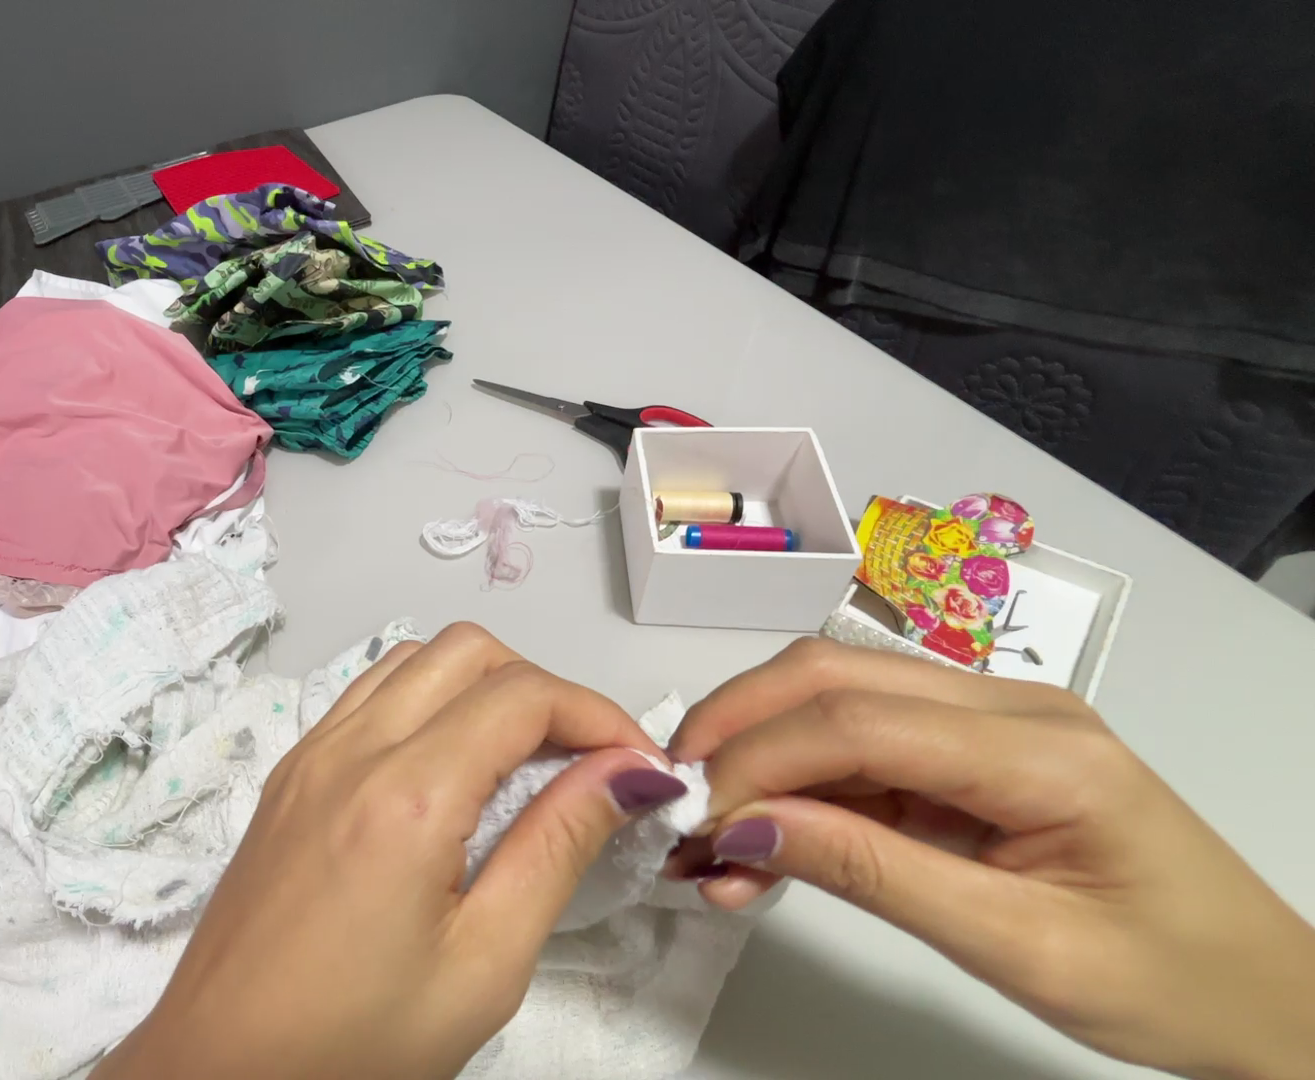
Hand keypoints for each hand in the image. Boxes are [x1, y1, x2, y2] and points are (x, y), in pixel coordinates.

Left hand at [92, 623, 687, 1079]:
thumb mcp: (484, 963)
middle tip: (582, 760)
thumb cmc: (355, 1043)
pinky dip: (427, 699)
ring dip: (482, 685)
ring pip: (415, 659)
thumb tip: (625, 773)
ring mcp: (312, 750)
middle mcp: (352, 746)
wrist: (217, 1068)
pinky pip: (370, 693)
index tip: (639, 765)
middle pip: (467, 651)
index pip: (521, 696)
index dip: (597, 713)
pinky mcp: (292, 769)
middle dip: (542, 688)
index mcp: (405, 793)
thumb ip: (558, 848)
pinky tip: (448, 763)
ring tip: (521, 758)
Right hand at [667, 639, 1314, 1079]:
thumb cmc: (1171, 984)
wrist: (1271, 999)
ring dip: (751, 750)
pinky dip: (787, 777)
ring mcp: (977, 712)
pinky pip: (845, 738)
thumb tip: (739, 830)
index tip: (695, 821)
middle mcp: (1003, 702)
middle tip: (679, 799)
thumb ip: (870, 874)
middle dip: (733, 727)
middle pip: (826, 676)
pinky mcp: (954, 739)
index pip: (856, 723)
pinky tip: (759, 832)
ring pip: (823, 694)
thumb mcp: (1020, 949)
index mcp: (1044, 751)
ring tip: (709, 830)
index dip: (757, 761)